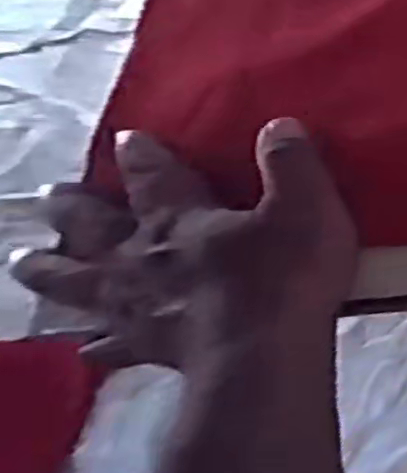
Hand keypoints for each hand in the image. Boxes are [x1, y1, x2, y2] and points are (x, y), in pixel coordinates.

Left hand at [9, 119, 357, 383]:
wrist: (259, 348)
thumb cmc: (288, 272)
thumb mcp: (309, 207)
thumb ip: (292, 165)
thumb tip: (278, 124)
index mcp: (179, 221)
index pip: (156, 178)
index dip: (143, 156)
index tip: (128, 138)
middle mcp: (138, 256)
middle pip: (90, 227)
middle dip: (73, 210)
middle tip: (57, 196)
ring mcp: (130, 303)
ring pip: (70, 282)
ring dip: (49, 269)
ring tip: (31, 261)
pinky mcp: (139, 343)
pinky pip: (104, 344)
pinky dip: (94, 342)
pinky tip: (89, 345)